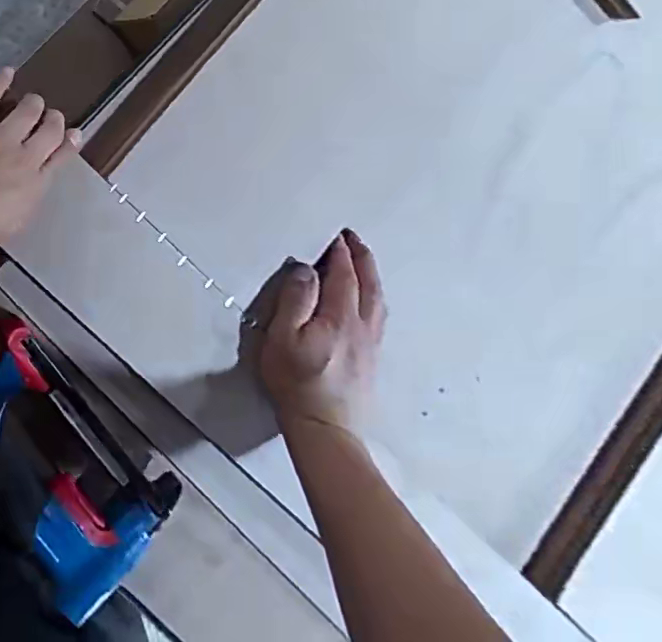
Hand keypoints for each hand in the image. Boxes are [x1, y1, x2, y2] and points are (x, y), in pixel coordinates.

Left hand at [0, 68, 80, 273]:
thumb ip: (11, 213)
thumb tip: (9, 206)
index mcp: (33, 191)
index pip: (59, 163)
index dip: (70, 146)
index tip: (75, 135)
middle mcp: (25, 159)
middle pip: (50, 132)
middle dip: (55, 122)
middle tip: (54, 118)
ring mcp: (1, 137)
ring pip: (29, 111)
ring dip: (34, 104)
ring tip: (35, 101)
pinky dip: (0, 81)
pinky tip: (7, 71)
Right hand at [253, 229, 385, 435]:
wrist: (324, 426)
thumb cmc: (296, 380)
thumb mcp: (283, 337)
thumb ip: (295, 300)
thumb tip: (307, 271)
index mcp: (340, 318)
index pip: (344, 276)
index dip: (339, 254)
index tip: (334, 236)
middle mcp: (362, 327)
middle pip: (368, 284)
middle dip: (361, 259)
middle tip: (354, 240)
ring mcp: (370, 344)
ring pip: (377, 300)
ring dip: (371, 276)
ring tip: (362, 263)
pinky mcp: (370, 358)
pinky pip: (378, 315)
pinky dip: (374, 296)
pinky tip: (368, 300)